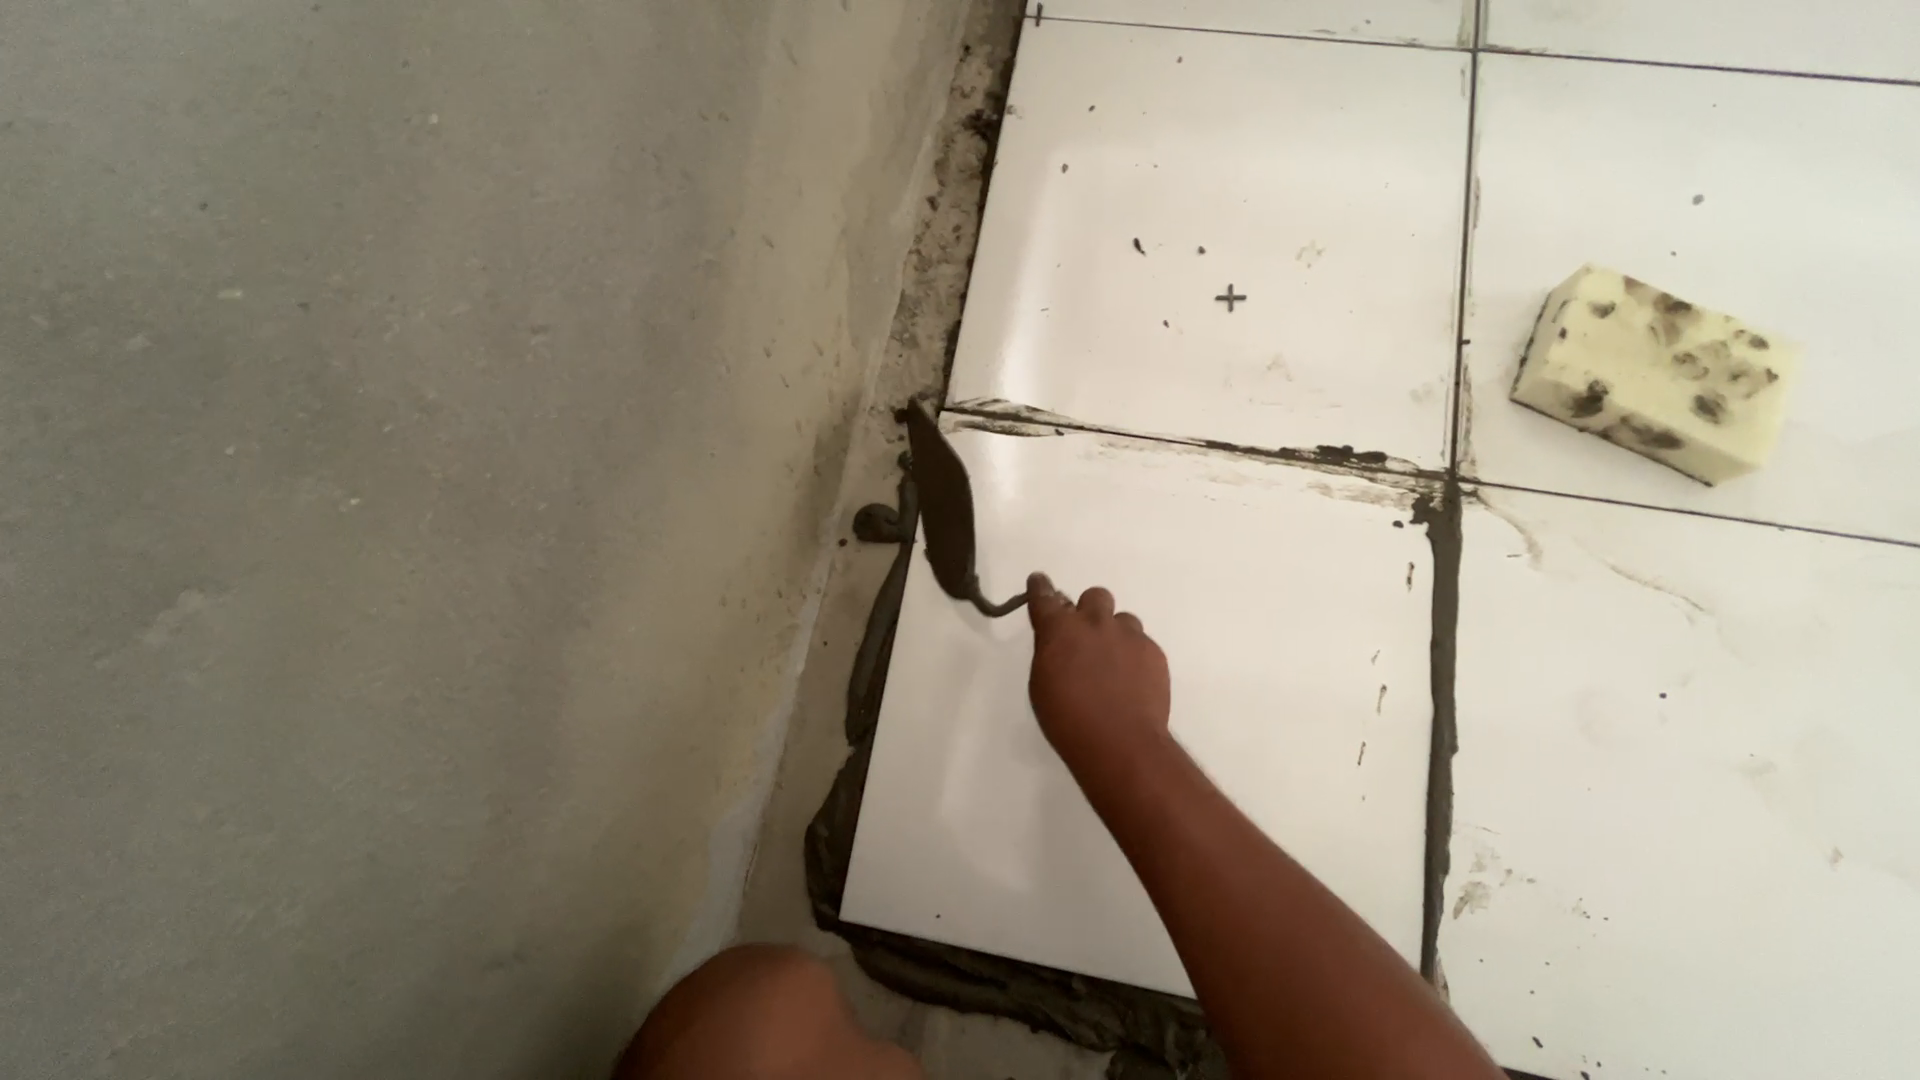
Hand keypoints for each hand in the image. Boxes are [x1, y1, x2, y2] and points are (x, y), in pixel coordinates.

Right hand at [1025, 573, 1170, 762]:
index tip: (1040, 582)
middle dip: (1088, 611)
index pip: (1045, 597)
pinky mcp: (1153, 652)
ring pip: (1123, 619)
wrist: (1119, 741)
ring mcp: (1129, 635)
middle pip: (1094, 596)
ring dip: (1114, 633)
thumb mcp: (1042, 683)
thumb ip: (1050, 652)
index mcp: (1060, 629)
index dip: (1041, 588)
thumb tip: (1059, 641)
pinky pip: (1142, 643)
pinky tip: (1131, 681)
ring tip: (1113, 663)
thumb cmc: (1067, 718)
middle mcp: (1095, 623)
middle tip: (1085, 636)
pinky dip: (1134, 656)